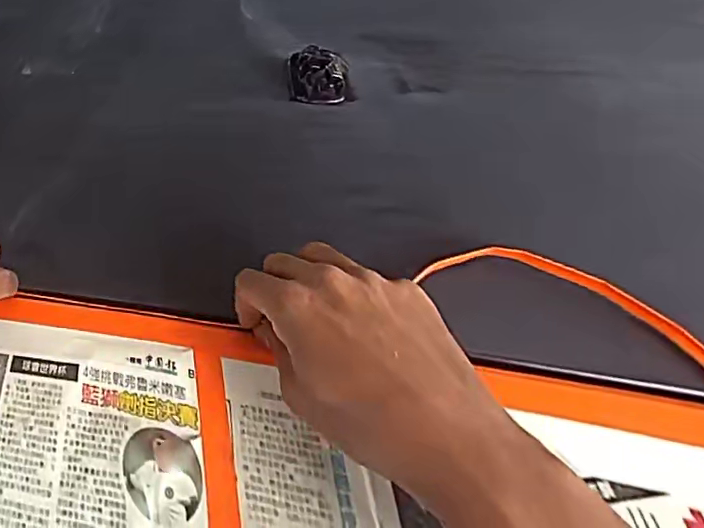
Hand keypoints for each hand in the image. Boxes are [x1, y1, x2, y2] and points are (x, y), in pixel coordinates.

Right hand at [233, 244, 521, 501]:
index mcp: (296, 304)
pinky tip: (364, 326)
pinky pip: (367, 277)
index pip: (249, 280)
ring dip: (310, 279)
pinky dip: (357, 293)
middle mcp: (331, 283)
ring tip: (319, 312)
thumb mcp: (301, 398)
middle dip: (274, 287)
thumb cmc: (387, 428)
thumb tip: (279, 341)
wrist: (458, 445)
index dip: (245, 303)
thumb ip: (278, 354)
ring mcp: (372, 284)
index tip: (255, 318)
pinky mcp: (408, 294)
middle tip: (281, 317)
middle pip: (281, 261)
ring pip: (322, 257)